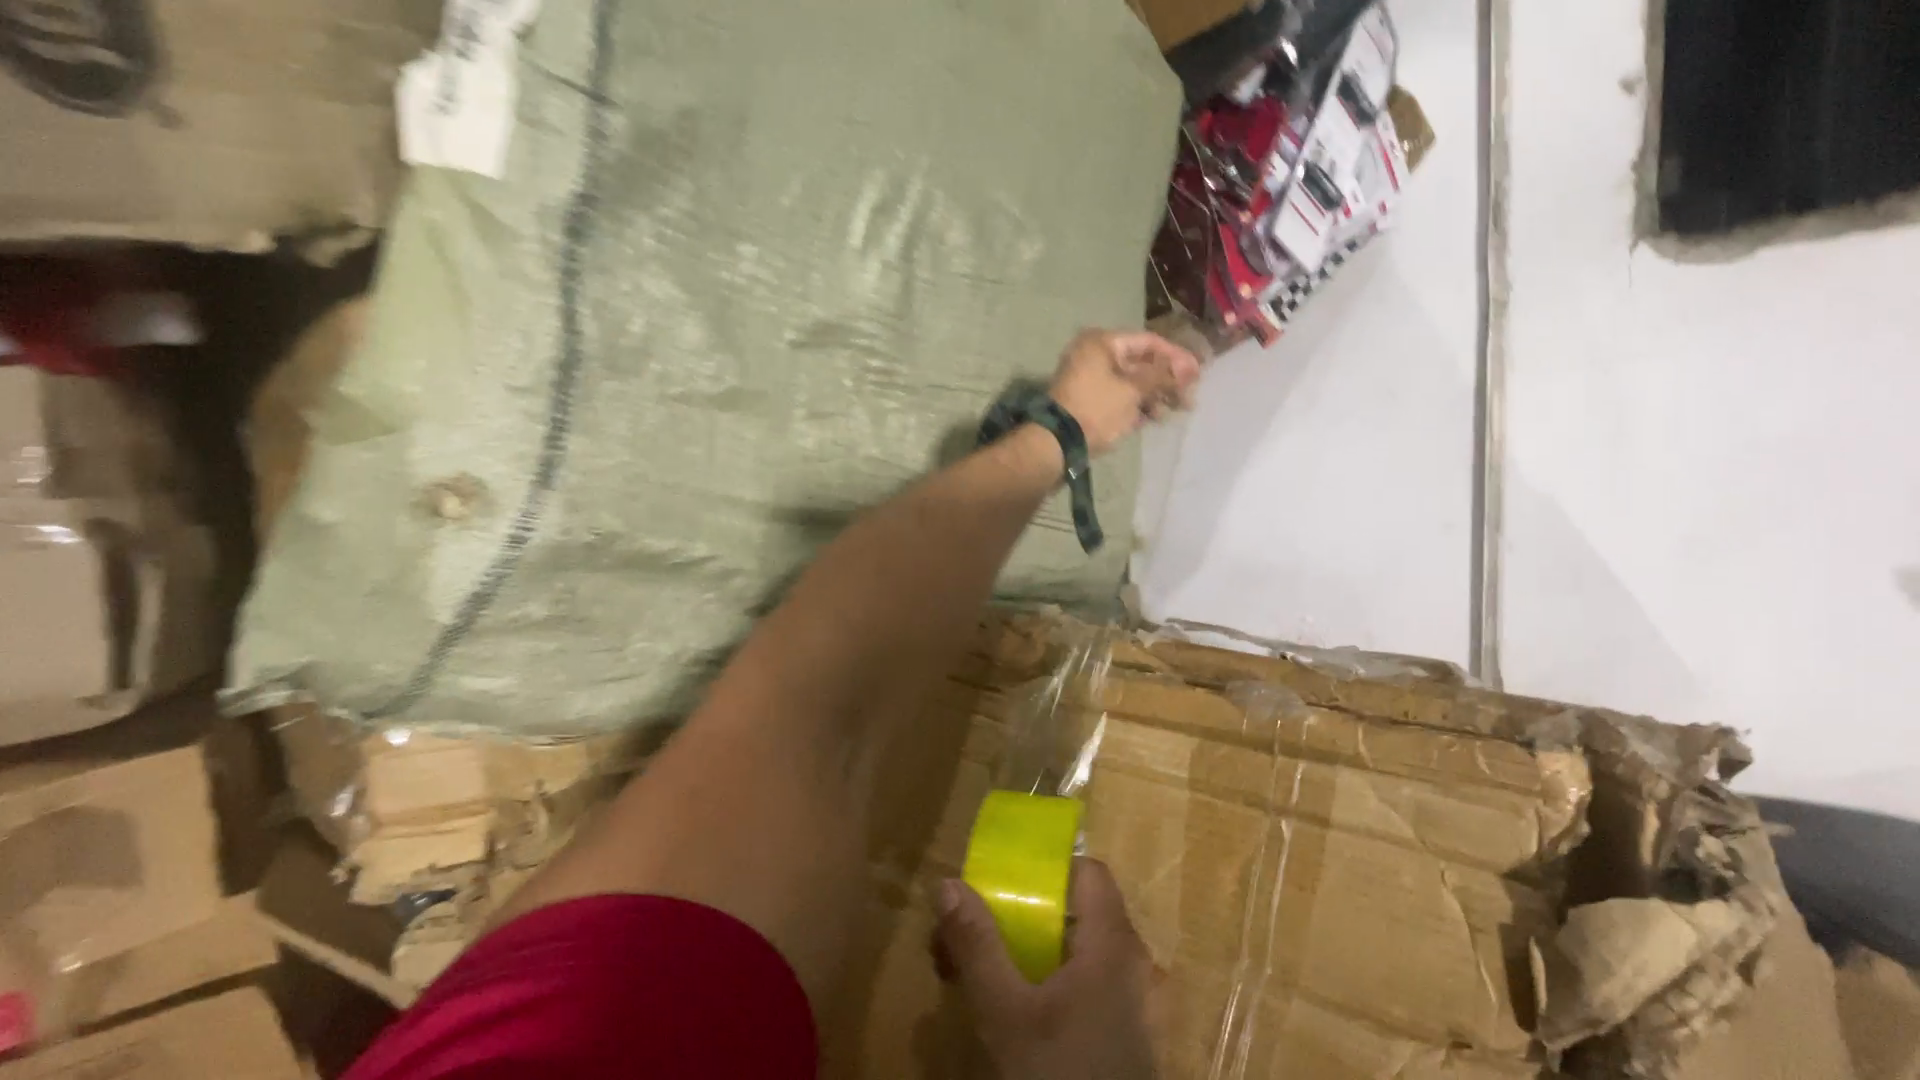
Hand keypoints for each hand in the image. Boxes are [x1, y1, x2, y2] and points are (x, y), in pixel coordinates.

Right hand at [936, 859, 1158, 1079]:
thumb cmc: (1060, 1072)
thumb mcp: (1006, 1011)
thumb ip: (978, 945)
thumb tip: (948, 883)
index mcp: (1113, 943)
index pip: (1088, 871)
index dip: (1046, 866)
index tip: (1000, 879)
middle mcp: (1132, 961)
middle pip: (1074, 912)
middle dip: (1013, 915)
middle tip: (963, 935)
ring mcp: (1132, 999)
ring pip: (1074, 950)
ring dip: (1021, 950)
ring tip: (968, 973)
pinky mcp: (1124, 1031)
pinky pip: (1084, 983)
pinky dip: (1044, 979)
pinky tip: (1004, 1007)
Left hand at [1048, 330, 1201, 455]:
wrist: (1058, 444)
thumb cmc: (1097, 409)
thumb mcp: (1132, 390)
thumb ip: (1161, 376)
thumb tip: (1187, 368)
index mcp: (1102, 343)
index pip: (1148, 342)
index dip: (1176, 356)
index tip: (1198, 372)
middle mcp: (1094, 355)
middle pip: (1140, 363)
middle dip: (1167, 380)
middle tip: (1190, 395)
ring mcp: (1090, 379)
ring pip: (1131, 382)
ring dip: (1156, 395)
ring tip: (1178, 410)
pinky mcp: (1089, 401)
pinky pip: (1119, 397)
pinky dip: (1138, 405)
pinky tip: (1156, 418)